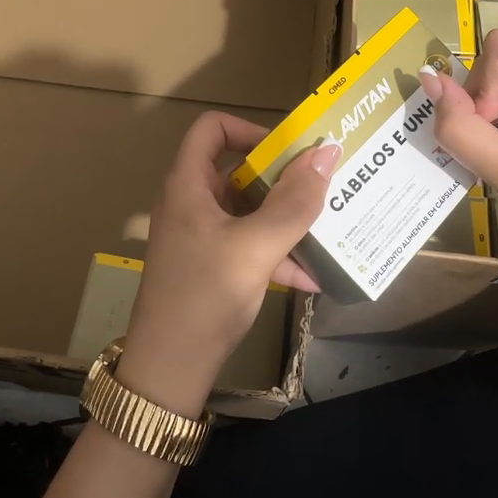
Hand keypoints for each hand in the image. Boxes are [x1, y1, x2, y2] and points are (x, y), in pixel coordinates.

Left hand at [118, 112, 337, 413]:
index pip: (212, 128)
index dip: (250, 130)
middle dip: (283, 179)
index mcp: (188, 184)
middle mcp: (192, 202)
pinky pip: (249, 243)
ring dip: (286, 219)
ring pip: (249, 210)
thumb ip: (293, 203)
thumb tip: (327, 152)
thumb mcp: (256, 247)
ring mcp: (201, 235)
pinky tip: (312, 279)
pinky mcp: (211, 265)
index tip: (288, 153)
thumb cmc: (205, 295)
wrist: (169, 369)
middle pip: (239, 170)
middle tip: (324, 186)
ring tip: (328, 230)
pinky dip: (278, 253)